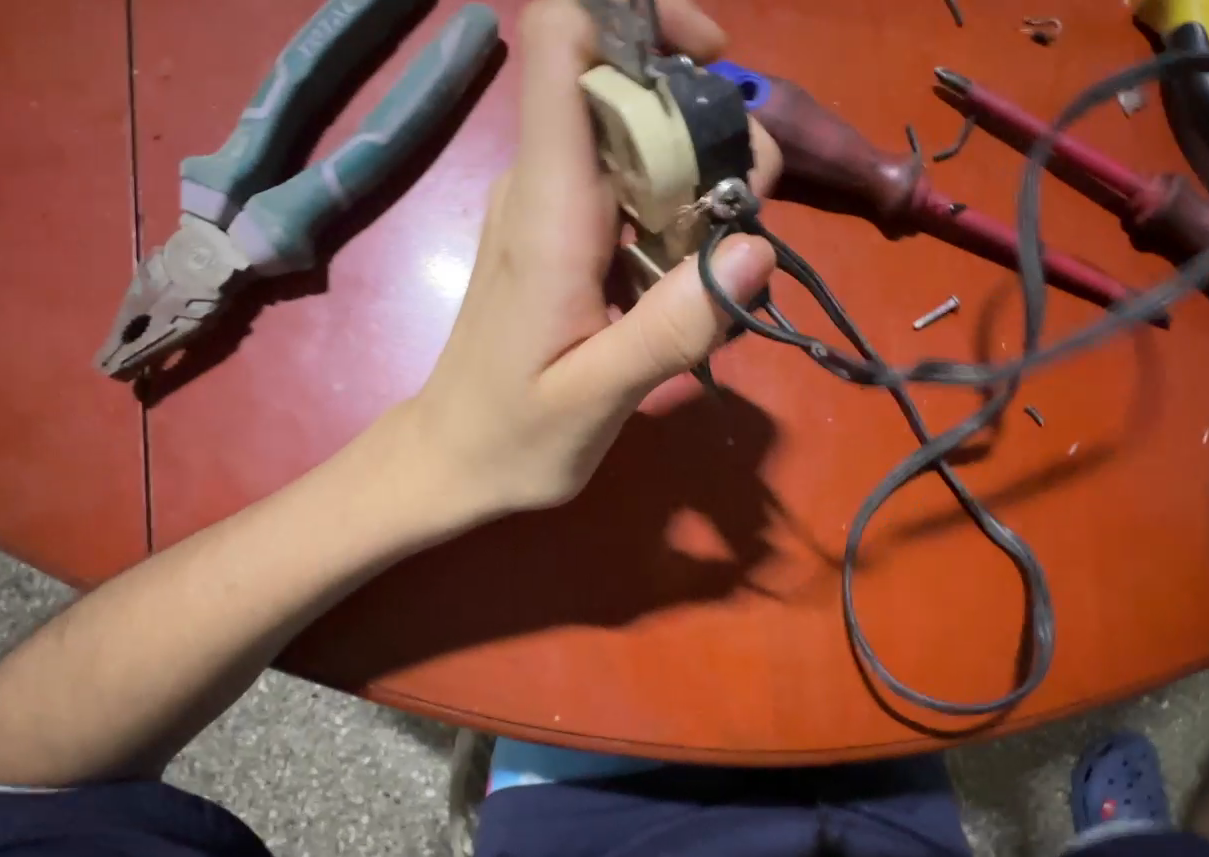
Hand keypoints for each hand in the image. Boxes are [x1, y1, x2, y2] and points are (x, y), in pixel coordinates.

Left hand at [399, 0, 779, 522]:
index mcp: (547, 208)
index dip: (639, 18)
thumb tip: (756, 249)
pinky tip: (688, 281)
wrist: (452, 459)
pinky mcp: (561, 238)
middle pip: (623, 88)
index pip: (563, 41)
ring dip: (697, 178)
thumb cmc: (514, 437)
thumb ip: (672, 328)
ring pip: (635, 142)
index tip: (710, 65)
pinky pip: (629, 192)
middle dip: (702, 125)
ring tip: (721, 260)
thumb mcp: (596, 399)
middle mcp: (543, 187)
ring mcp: (550, 210)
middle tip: (745, 212)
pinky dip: (675, 217)